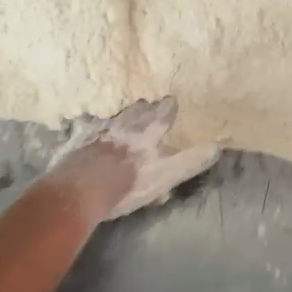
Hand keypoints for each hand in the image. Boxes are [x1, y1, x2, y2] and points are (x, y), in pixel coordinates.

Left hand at [49, 97, 220, 220]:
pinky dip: (85, 124)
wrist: (78, 190)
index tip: (172, 100)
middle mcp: (122, 127)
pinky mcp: (75, 140)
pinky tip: (81, 123)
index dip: (167, 109)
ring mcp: (97, 132)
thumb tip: (216, 148)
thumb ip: (189, 162)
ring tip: (122, 112)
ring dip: (119, 114)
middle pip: (135, 113)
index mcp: (146, 134)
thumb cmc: (126, 185)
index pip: (161, 116)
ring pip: (111, 117)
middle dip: (143, 109)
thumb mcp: (164, 176)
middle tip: (147, 104)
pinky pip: (82, 127)